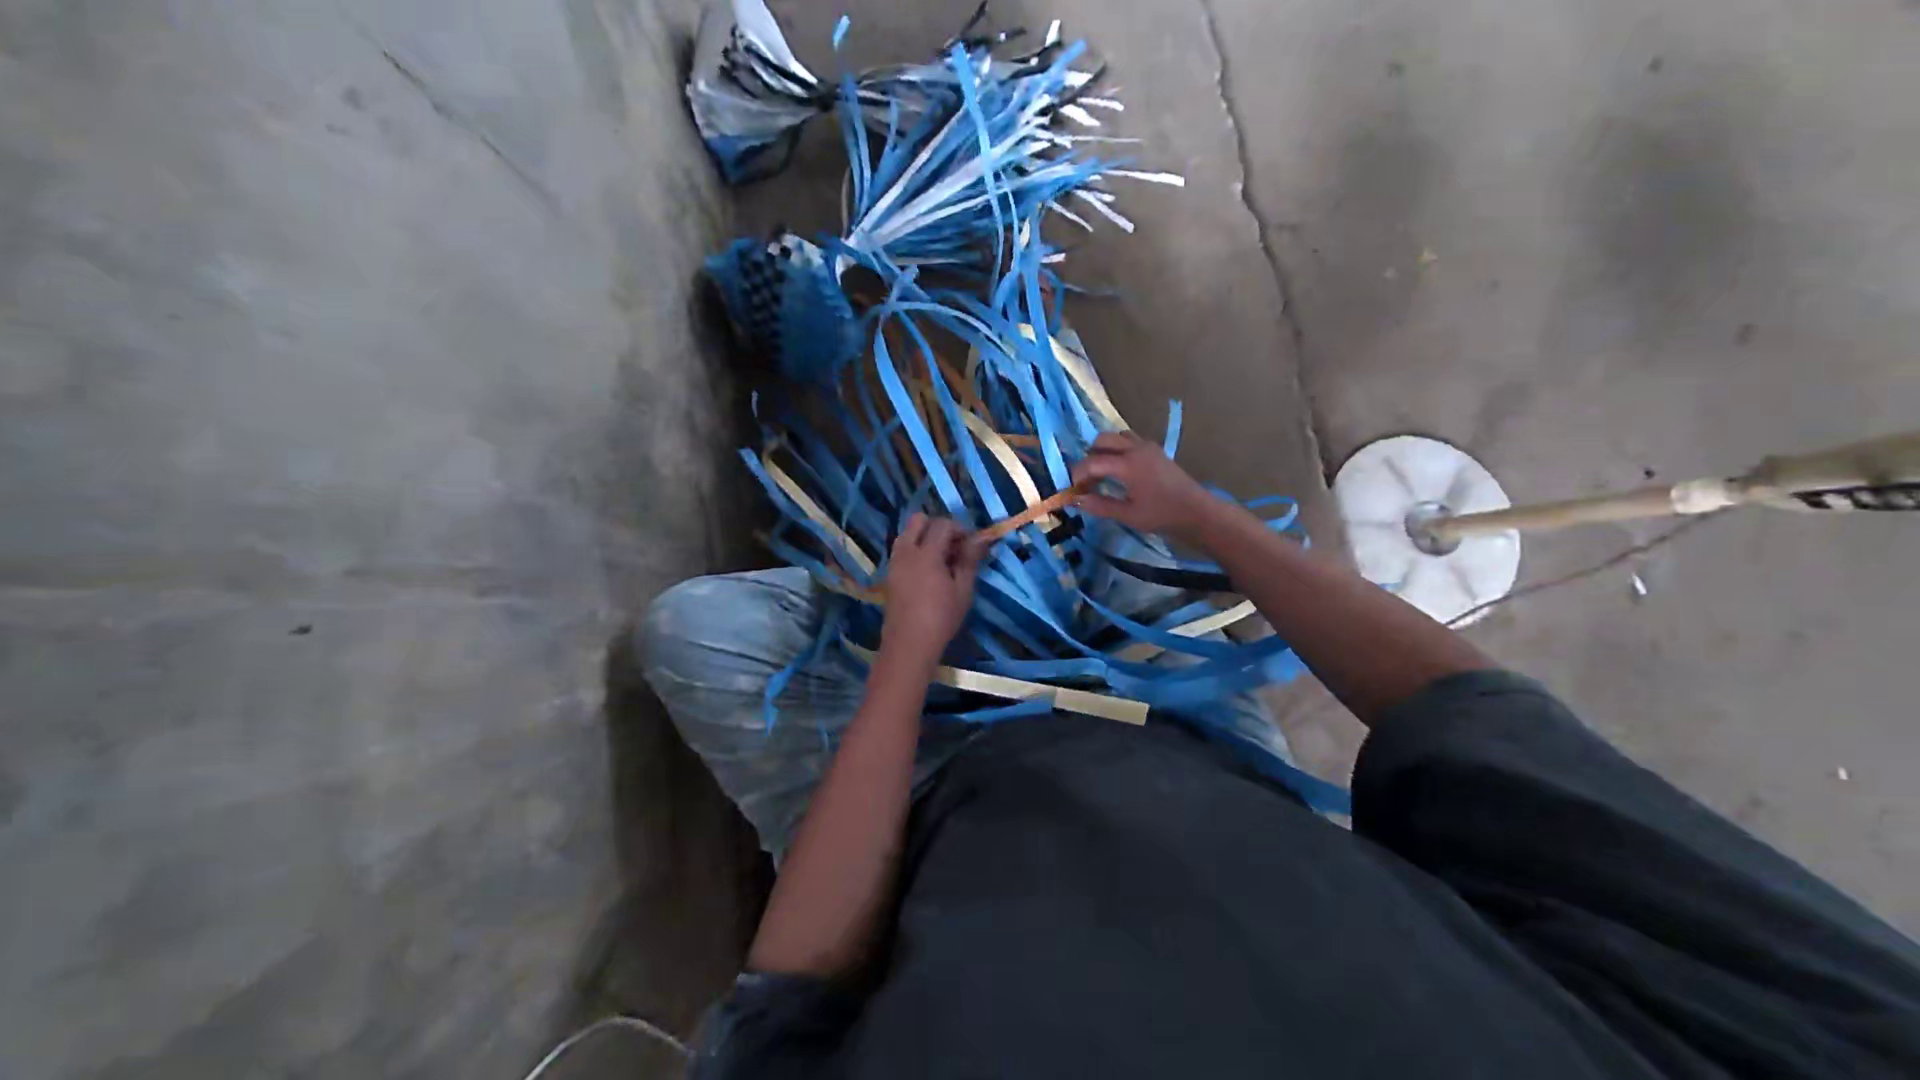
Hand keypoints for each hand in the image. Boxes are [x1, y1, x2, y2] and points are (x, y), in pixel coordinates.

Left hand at [880, 514, 986, 663]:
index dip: (960, 529)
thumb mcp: (963, 589)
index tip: (971, 545)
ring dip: (924, 537)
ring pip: (907, 534)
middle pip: (918, 520)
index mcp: (926, 553)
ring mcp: (894, 562)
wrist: (909, 644)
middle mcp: (906, 551)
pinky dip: (915, 550)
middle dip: (938, 526)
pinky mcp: (889, 574)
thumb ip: (970, 560)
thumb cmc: (941, 618)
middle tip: (954, 546)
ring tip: (941, 559)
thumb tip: (980, 539)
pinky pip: (902, 549)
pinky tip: (928, 571)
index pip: (943, 525)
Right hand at [1071, 432, 1222, 542]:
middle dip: (1088, 458)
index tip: (1071, 489)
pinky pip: (1129, 441)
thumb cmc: (1161, 515)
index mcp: (1128, 464)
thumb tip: (1074, 500)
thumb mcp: (1127, 514)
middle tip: (1086, 480)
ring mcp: (1147, 446)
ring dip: (1104, 451)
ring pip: (1116, 437)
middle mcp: (1136, 449)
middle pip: (1101, 441)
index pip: (1091, 462)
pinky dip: (1118, 450)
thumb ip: (1099, 505)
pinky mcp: (1155, 450)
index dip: (1076, 474)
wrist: (1196, 512)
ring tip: (1102, 473)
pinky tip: (1120, 470)